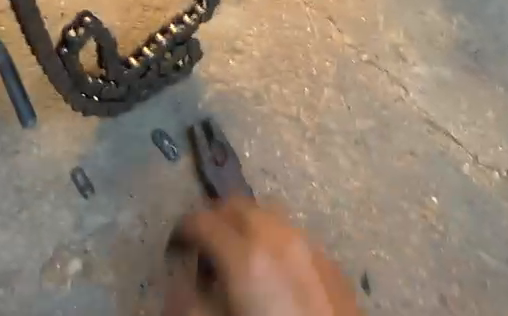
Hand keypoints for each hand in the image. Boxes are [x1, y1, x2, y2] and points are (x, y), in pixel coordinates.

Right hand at [165, 200, 362, 315]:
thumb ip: (192, 302)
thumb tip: (179, 280)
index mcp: (244, 255)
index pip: (201, 221)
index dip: (183, 230)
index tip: (176, 245)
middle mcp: (276, 237)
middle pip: (237, 205)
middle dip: (216, 218)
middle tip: (205, 246)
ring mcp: (308, 244)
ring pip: (268, 213)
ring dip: (247, 224)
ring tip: (240, 253)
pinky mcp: (330, 261)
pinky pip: (294, 234)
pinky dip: (275, 239)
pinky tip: (274, 270)